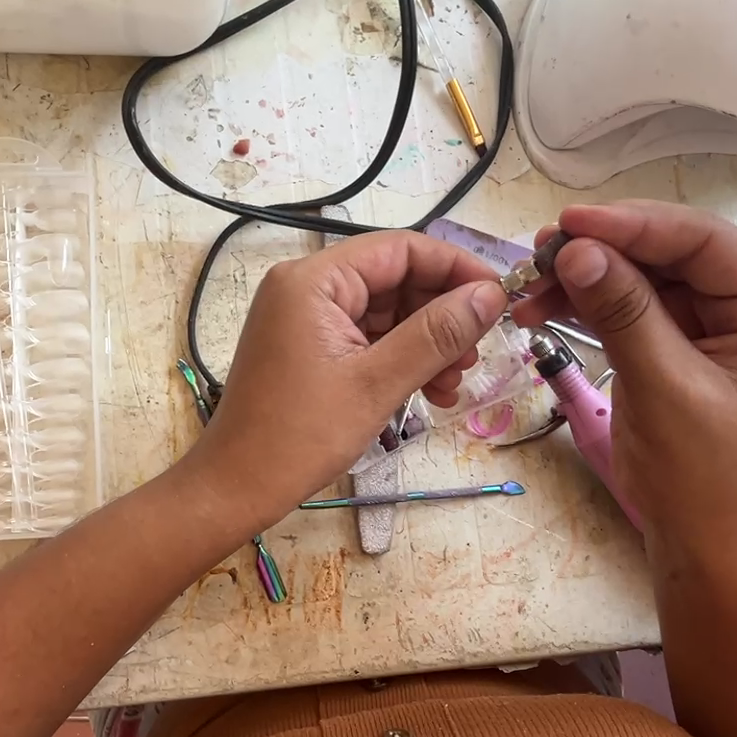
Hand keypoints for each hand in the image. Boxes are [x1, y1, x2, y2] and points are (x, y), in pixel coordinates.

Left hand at [188, 230, 507, 526]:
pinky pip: (364, 340)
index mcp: (314, 280)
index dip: (455, 269)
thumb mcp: (377, 383)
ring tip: (453, 385)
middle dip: (440, 316)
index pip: (400, 249)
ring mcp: (303, 319)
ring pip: (384, 314)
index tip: (499, 299)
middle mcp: (305, 288)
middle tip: (475, 356)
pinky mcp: (306, 348)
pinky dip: (398, 361)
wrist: (237, 487)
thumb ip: (436, 334)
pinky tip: (428, 392)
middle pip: (394, 280)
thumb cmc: (300, 435)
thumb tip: (492, 295)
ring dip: (425, 344)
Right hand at [510, 201, 736, 559]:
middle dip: (601, 253)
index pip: (704, 243)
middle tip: (537, 254)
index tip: (568, 222)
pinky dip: (585, 308)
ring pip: (641, 280)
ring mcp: (711, 326)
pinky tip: (543, 308)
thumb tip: (575, 250)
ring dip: (583, 280)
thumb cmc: (703, 476)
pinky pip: (627, 311)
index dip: (633, 226)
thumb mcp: (665, 388)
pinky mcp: (675, 347)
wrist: (704, 543)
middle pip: (669, 255)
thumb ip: (624, 313)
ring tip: (527, 287)